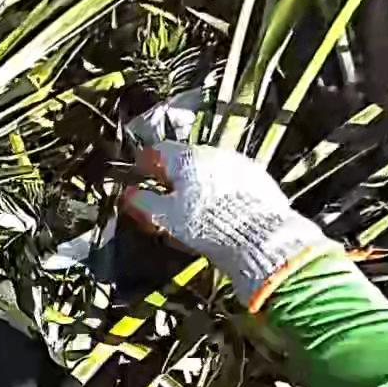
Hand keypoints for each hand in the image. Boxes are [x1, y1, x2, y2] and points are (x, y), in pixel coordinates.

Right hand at [123, 141, 338, 310]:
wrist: (257, 235)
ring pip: (209, 168)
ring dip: (197, 182)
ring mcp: (238, 163)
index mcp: (186, 158)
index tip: (139, 176)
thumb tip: (128, 193)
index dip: (145, 162)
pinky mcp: (259, 177)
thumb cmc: (202, 223)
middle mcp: (212, 153)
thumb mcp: (164, 217)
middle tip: (164, 195)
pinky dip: (220, 189)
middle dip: (172, 174)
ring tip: (193, 205)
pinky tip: (219, 209)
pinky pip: (230, 179)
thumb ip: (143, 202)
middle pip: (184, 158)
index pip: (158, 150)